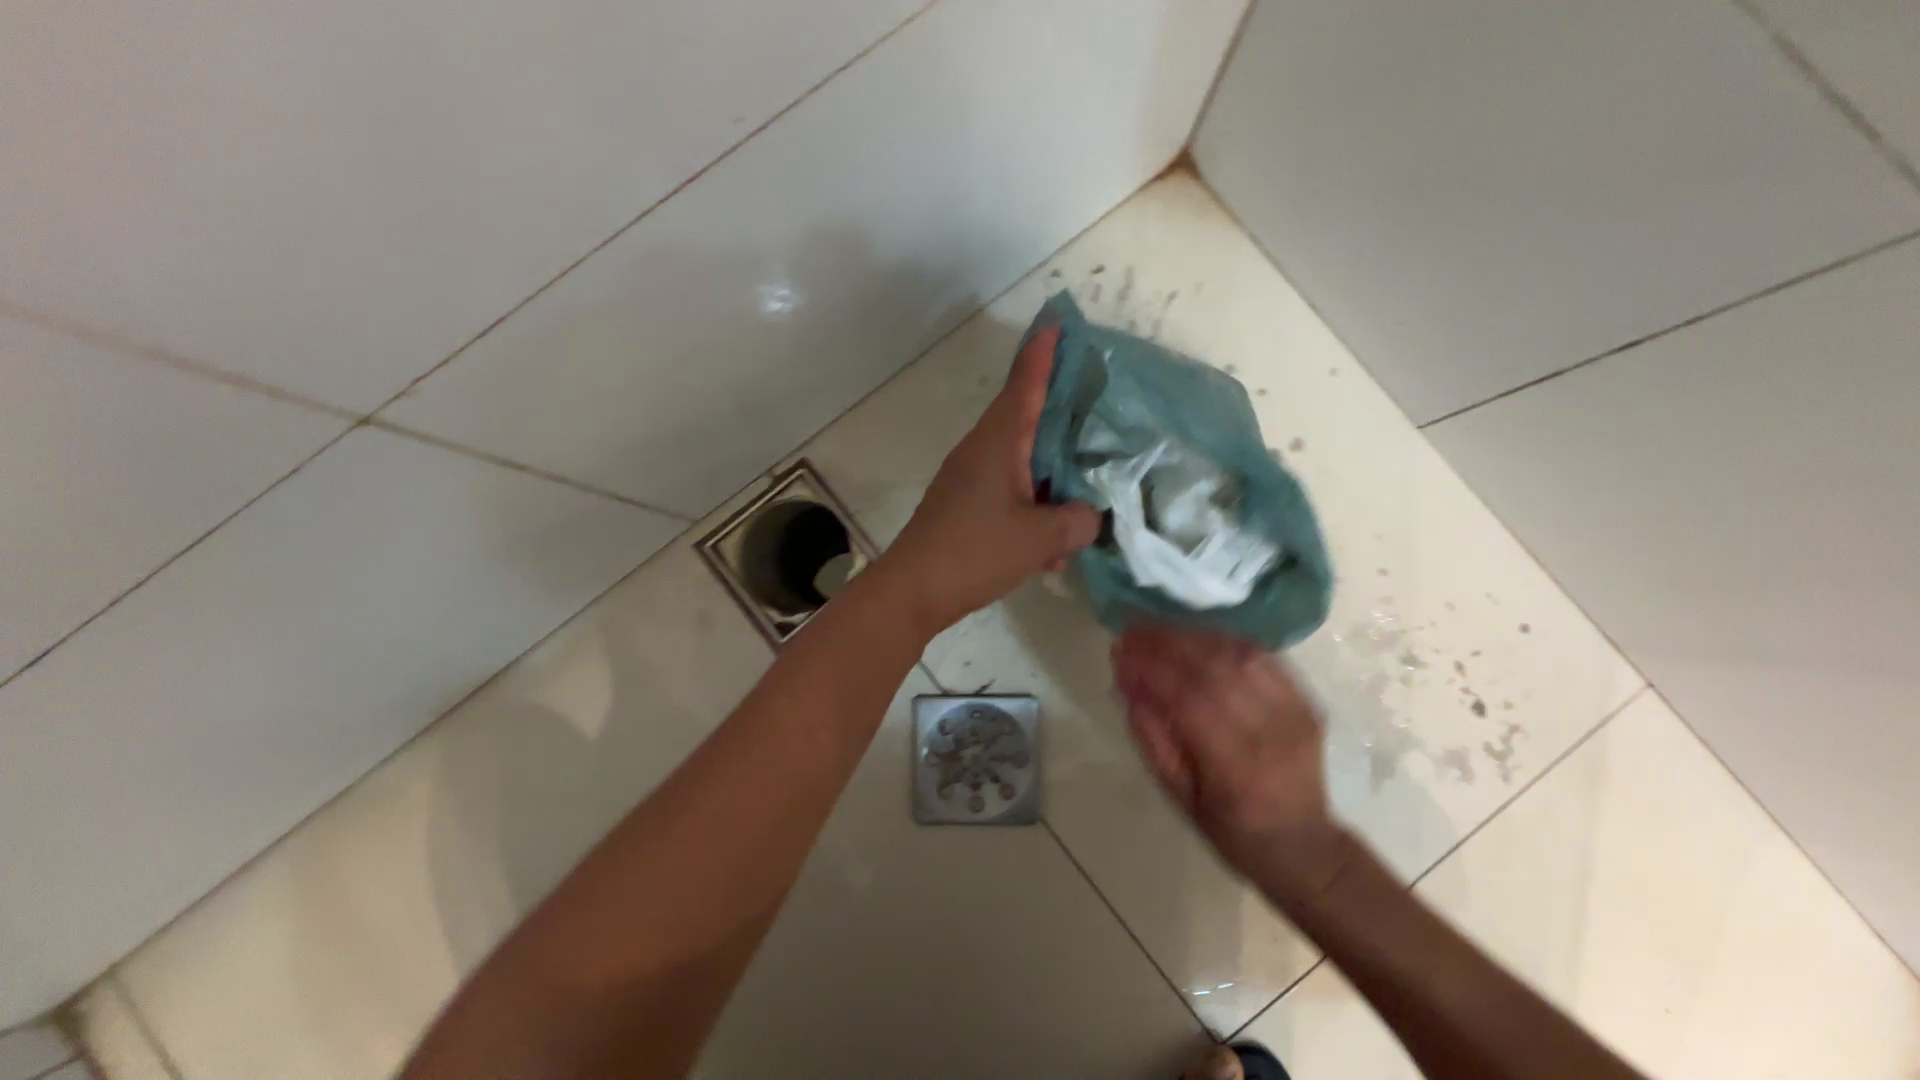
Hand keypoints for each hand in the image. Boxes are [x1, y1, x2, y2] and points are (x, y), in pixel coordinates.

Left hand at [880, 324, 1101, 632]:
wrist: (913, 590)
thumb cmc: (974, 551)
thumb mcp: (1040, 539)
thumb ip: (1076, 522)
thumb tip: (1089, 516)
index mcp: (998, 443)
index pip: (1025, 385)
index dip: (1042, 354)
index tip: (1055, 322)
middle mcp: (982, 452)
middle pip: (1026, 419)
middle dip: (1058, 410)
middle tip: (1093, 396)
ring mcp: (970, 480)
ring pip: (1022, 464)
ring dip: (1052, 478)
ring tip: (1085, 498)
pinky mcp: (965, 507)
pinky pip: (1010, 495)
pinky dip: (1034, 512)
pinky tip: (1053, 553)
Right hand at [1113, 623, 1352, 901]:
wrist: (1303, 845)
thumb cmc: (1231, 831)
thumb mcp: (1179, 798)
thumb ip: (1153, 739)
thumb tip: (1127, 684)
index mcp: (1237, 772)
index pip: (1189, 702)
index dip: (1151, 670)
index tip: (1119, 651)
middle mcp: (1272, 735)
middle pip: (1215, 670)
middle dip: (1167, 644)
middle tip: (1131, 631)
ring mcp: (1295, 714)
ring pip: (1239, 655)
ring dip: (1192, 635)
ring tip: (1157, 630)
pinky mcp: (1306, 701)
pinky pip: (1262, 656)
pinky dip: (1223, 640)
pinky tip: (1195, 636)